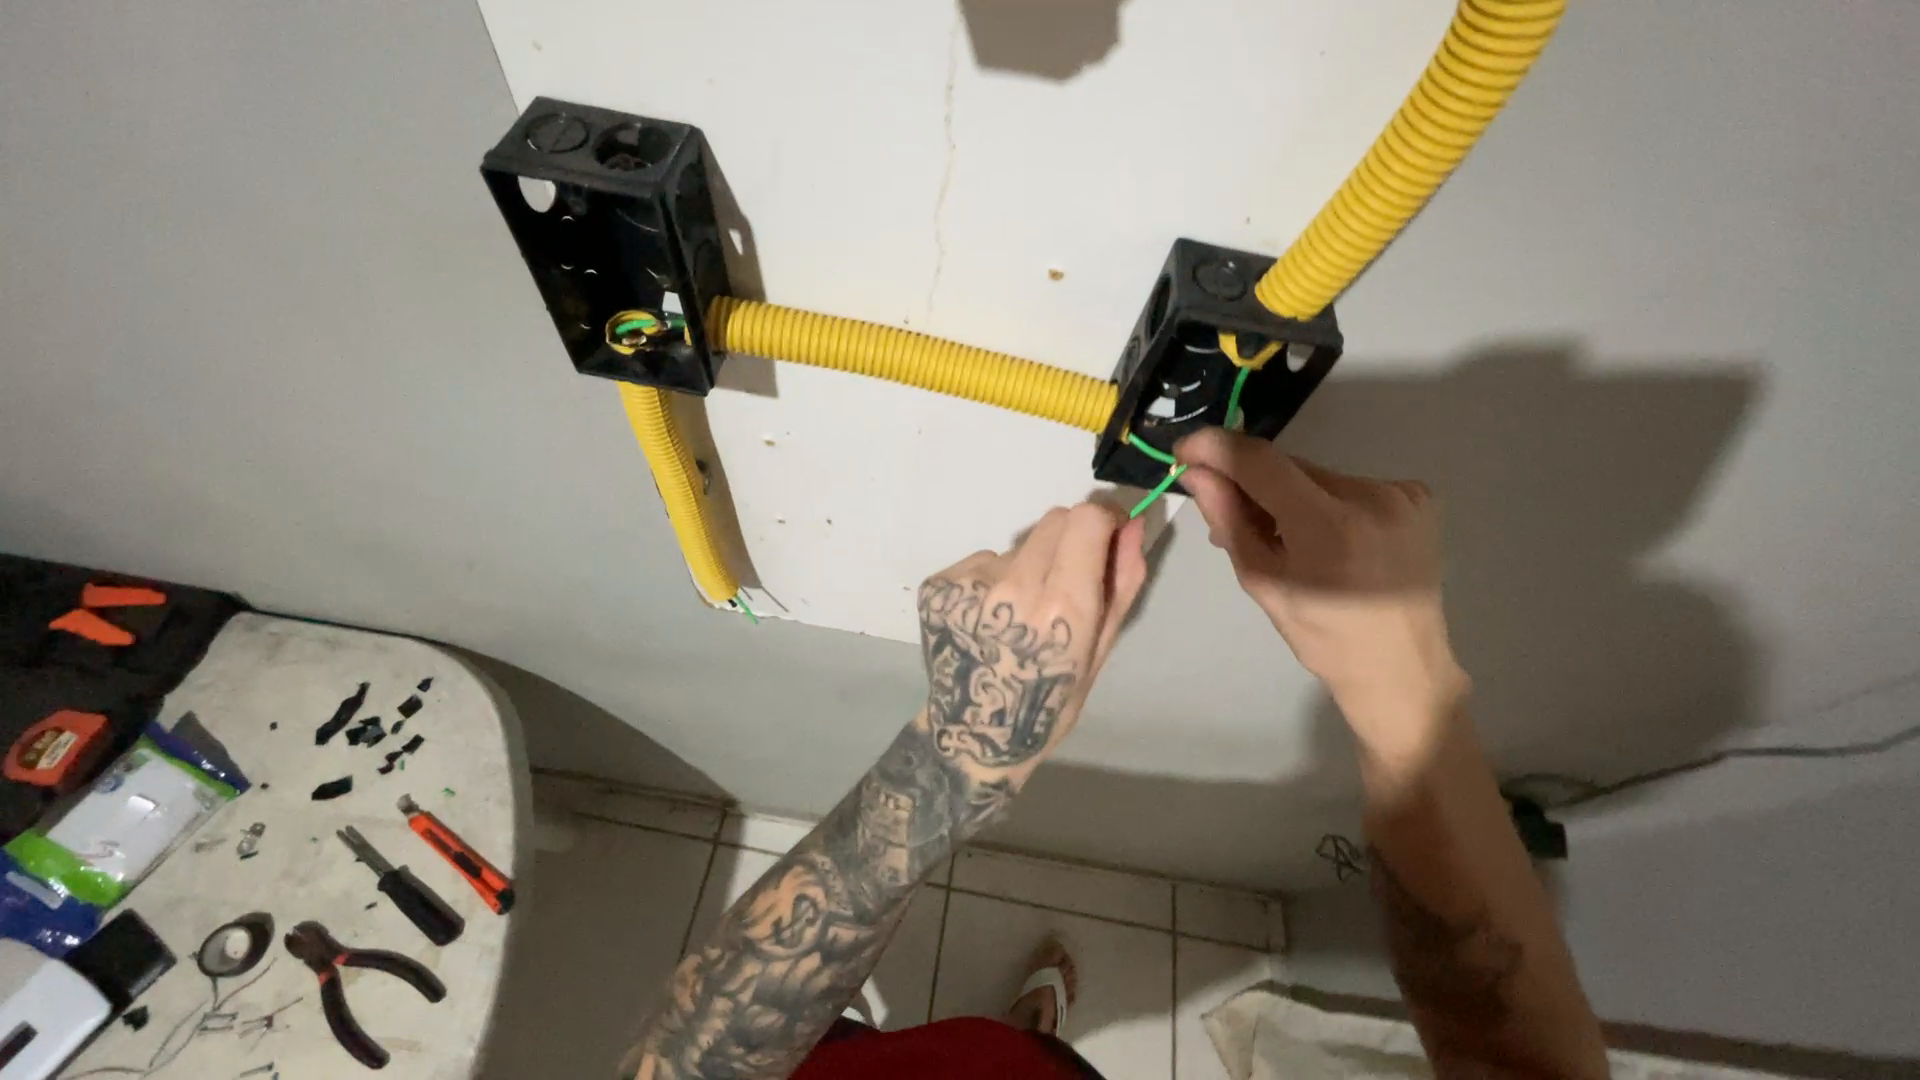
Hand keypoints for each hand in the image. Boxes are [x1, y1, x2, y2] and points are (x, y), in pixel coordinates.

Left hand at [915, 502, 1147, 811]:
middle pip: (1054, 521)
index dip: (1103, 520)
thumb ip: (1121, 582)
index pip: (1086, 520)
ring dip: (1029, 566)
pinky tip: (988, 620)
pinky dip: (993, 581)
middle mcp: (1012, 587)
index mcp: (1061, 609)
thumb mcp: (1100, 650)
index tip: (1106, 536)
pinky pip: (983, 561)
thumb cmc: (1049, 702)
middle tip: (1064, 583)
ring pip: (1018, 545)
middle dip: (1070, 541)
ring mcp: (969, 584)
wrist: (972, 734)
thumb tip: (1132, 525)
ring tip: (1018, 617)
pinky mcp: (939, 584)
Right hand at [1176, 429, 1466, 756]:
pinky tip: (1326, 537)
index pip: (1260, 461)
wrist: (1401, 666)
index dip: (1216, 447)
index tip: (1184, 450)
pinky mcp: (1417, 495)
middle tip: (1229, 518)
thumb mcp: (1262, 581)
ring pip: (1316, 475)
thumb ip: (1228, 520)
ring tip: (1283, 538)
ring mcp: (1400, 492)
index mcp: (1329, 526)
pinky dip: (1324, 501)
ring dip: (1288, 495)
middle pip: (1288, 467)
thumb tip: (1195, 472)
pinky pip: (1348, 484)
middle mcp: (1371, 495)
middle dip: (1251, 483)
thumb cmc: (1323, 636)